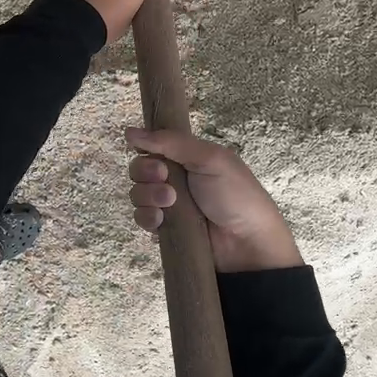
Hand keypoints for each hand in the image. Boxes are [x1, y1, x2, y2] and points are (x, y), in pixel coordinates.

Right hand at [124, 128, 302, 272]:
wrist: (247, 245)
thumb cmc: (235, 195)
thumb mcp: (210, 159)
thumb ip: (170, 142)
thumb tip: (129, 131)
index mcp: (186, 158)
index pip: (152, 146)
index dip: (146, 148)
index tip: (154, 153)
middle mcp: (174, 179)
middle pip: (139, 168)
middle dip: (146, 172)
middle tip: (164, 177)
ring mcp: (167, 205)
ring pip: (137, 192)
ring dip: (148, 195)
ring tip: (169, 202)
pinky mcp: (164, 228)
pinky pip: (141, 217)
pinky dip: (147, 216)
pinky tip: (160, 219)